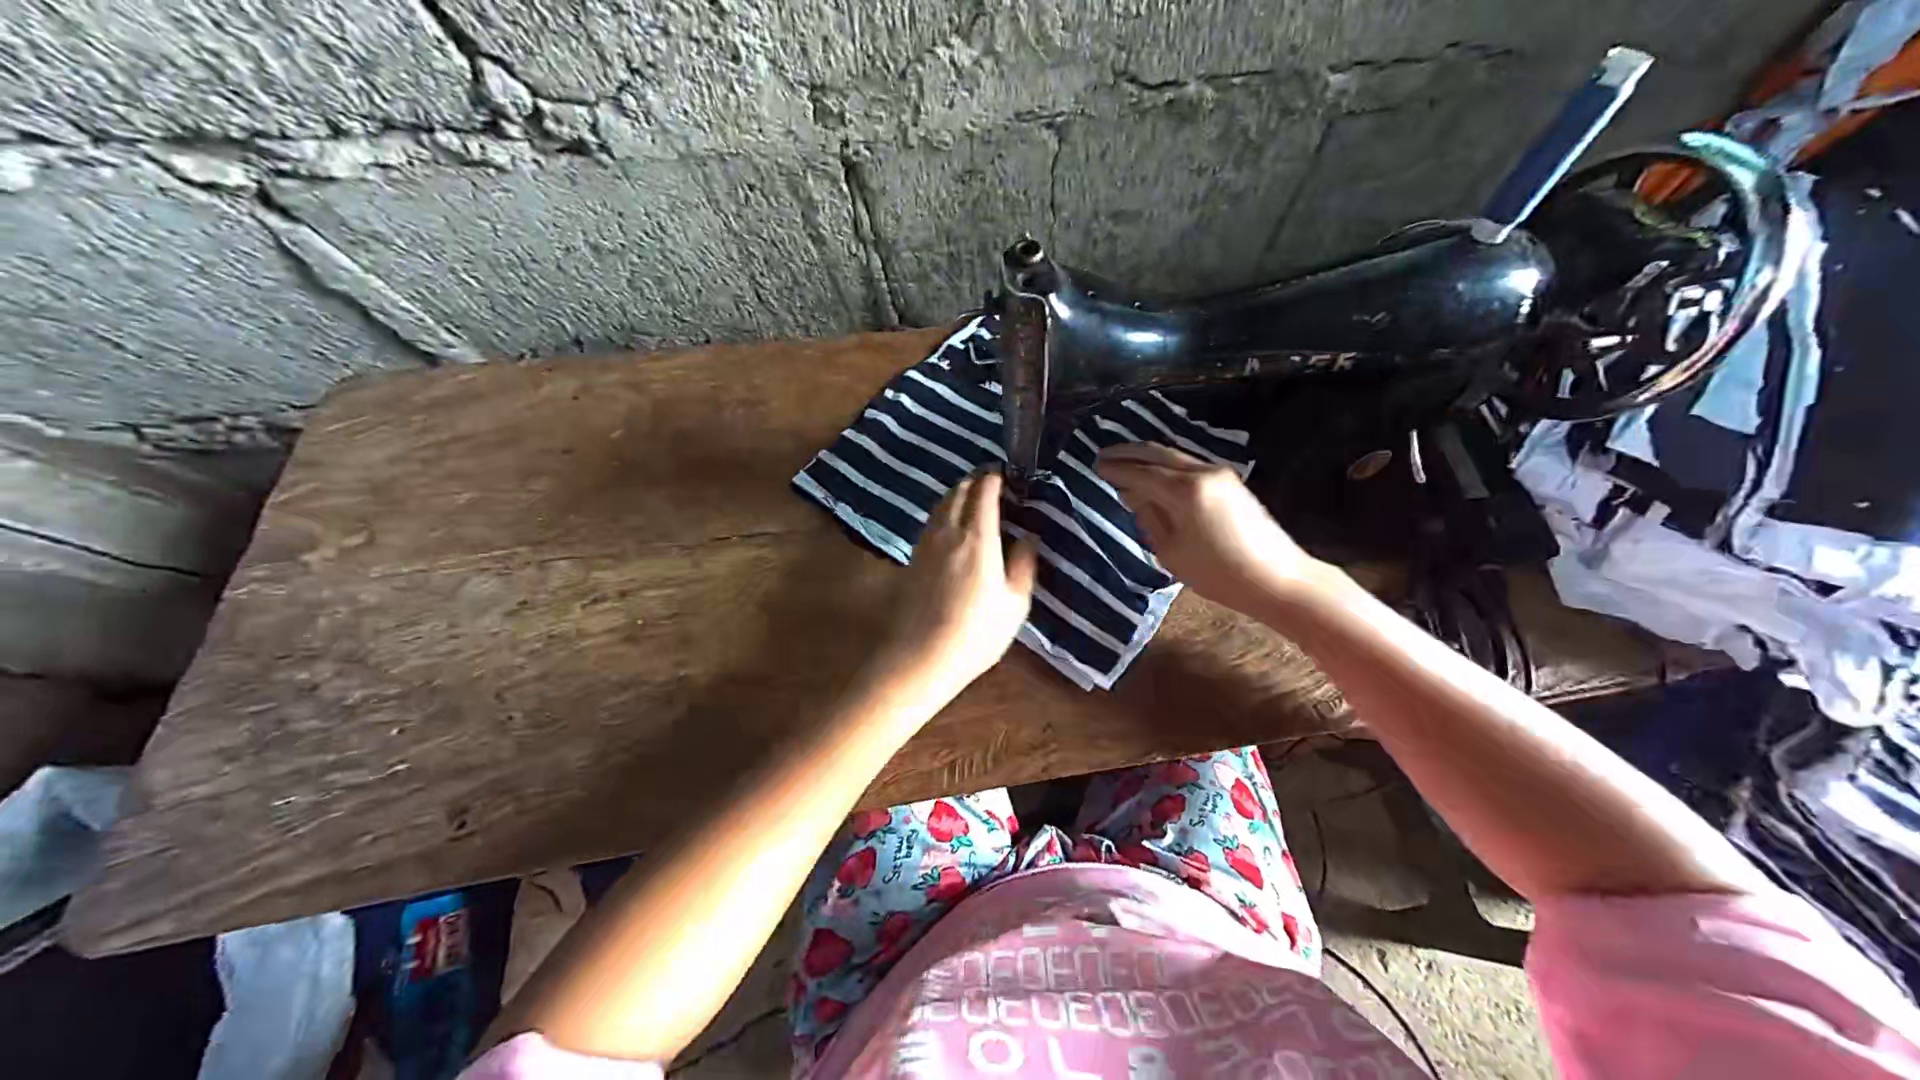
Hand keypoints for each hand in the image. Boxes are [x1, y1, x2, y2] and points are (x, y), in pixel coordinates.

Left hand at [879, 470, 1038, 697]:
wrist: (921, 657)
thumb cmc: (976, 633)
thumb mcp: (1015, 604)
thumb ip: (1023, 565)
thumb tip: (1028, 538)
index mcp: (978, 538)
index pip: (984, 493)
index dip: (994, 478)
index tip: (1004, 473)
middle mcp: (948, 532)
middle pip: (958, 492)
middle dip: (974, 481)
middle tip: (990, 482)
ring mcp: (925, 544)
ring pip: (940, 505)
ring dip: (956, 494)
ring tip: (970, 498)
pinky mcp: (912, 559)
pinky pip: (930, 522)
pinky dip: (943, 512)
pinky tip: (950, 525)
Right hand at [1096, 443, 1326, 609]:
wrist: (1278, 580)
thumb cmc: (1219, 574)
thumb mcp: (1171, 552)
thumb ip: (1149, 517)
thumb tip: (1134, 495)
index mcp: (1185, 491)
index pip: (1142, 472)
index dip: (1117, 469)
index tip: (1095, 465)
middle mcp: (1203, 473)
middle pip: (1159, 454)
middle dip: (1129, 453)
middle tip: (1104, 455)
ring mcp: (1221, 475)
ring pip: (1175, 457)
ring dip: (1148, 458)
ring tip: (1125, 462)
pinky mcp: (1231, 483)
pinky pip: (1189, 465)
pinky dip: (1167, 466)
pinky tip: (1155, 476)